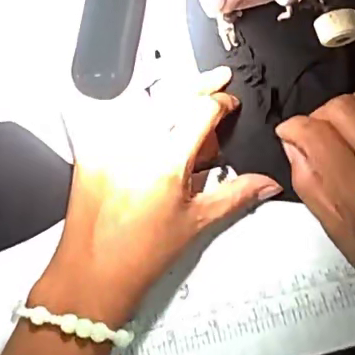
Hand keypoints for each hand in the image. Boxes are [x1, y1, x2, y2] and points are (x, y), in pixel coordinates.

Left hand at [33, 67, 280, 325]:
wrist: (93, 274)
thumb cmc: (138, 257)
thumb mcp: (197, 223)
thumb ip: (236, 195)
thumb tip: (265, 183)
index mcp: (166, 162)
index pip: (201, 111)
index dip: (222, 102)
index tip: (229, 104)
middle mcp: (134, 146)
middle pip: (173, 94)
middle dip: (200, 83)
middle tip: (217, 80)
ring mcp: (108, 144)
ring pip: (143, 98)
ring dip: (169, 90)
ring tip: (186, 94)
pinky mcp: (89, 148)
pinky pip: (115, 113)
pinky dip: (136, 107)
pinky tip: (149, 112)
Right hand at [276, 90, 354, 336]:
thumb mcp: (339, 237)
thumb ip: (311, 186)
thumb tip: (292, 145)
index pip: (321, 138)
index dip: (294, 128)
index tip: (285, 135)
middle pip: (345, 107)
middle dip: (317, 115)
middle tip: (311, 140)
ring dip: (341, 113)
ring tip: (334, 139)